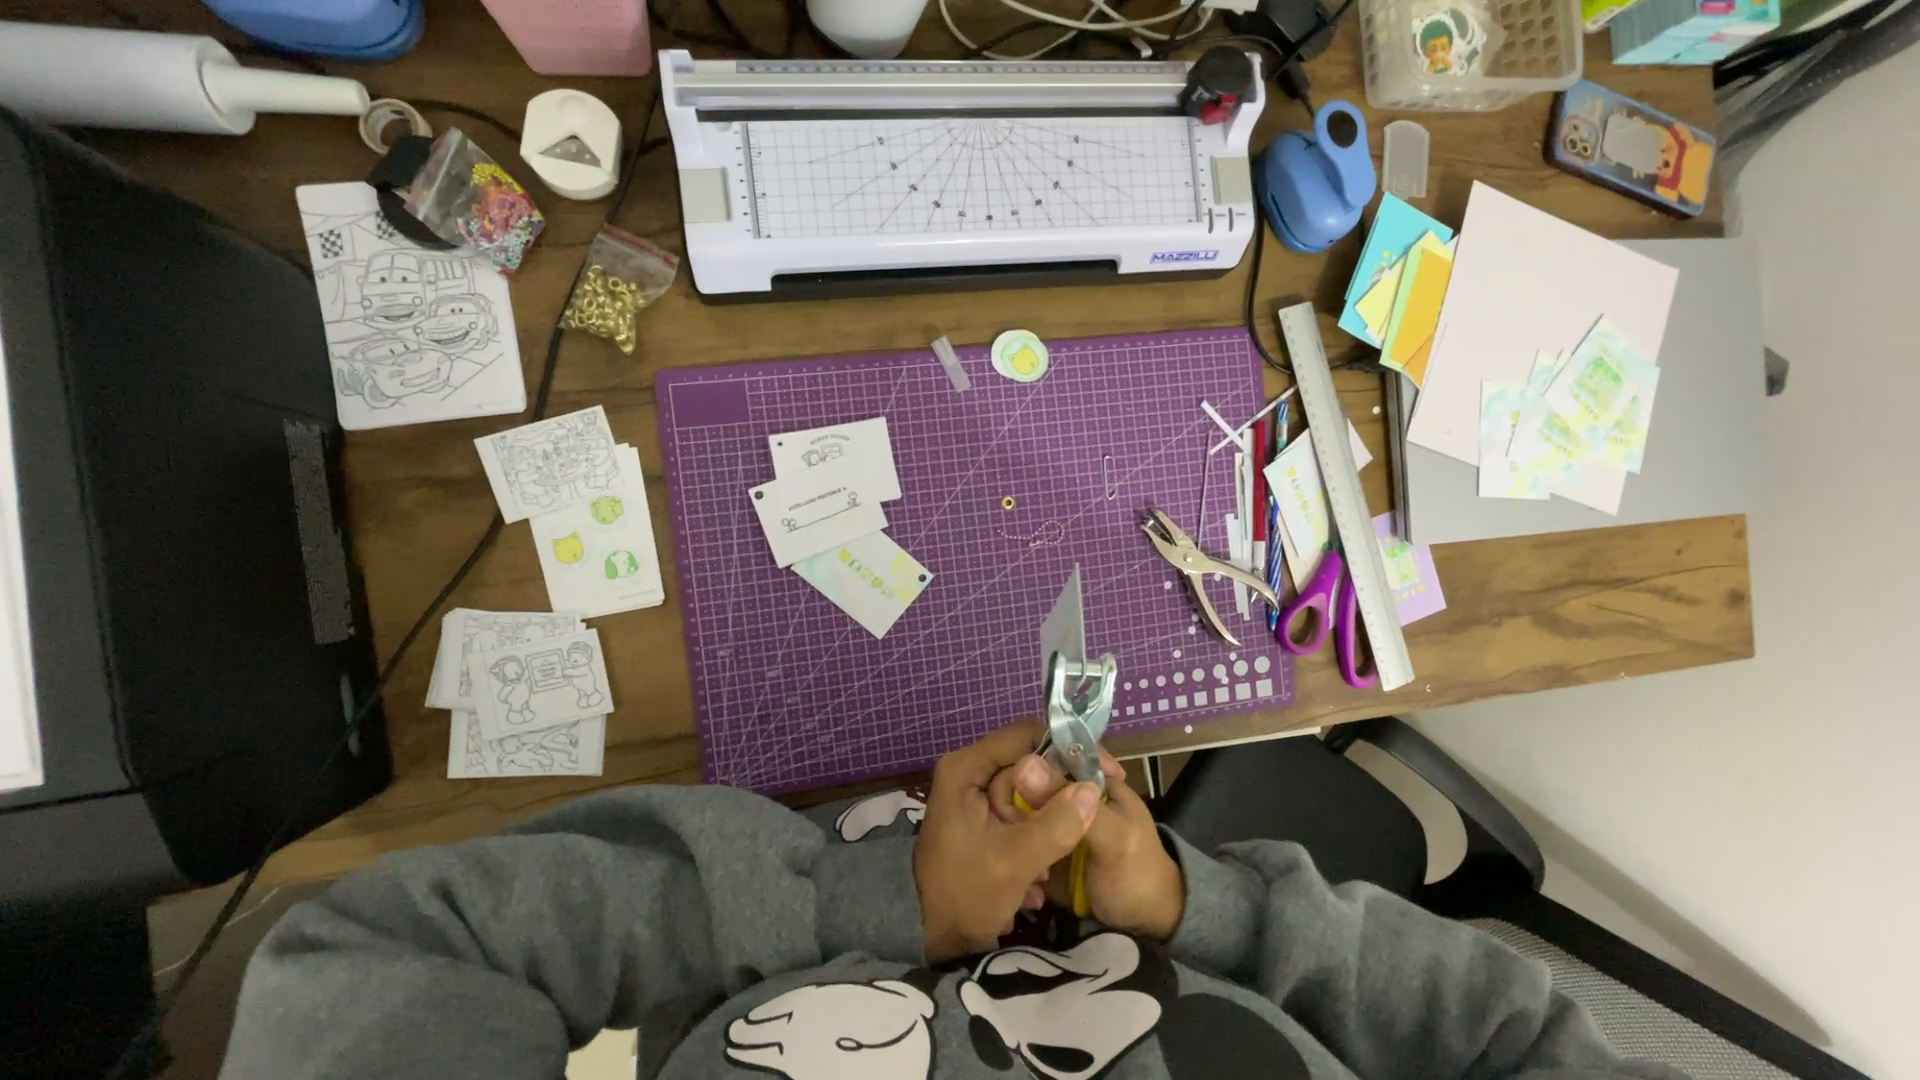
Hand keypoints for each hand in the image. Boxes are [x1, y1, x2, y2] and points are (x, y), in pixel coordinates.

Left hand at [914, 720, 1101, 963]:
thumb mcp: (1015, 862)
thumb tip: (1092, 789)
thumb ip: (1054, 825)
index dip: (1070, 749)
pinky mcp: (982, 817)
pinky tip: (1037, 880)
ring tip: (1052, 865)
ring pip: (1030, 792)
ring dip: (1047, 825)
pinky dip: (1034, 838)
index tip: (1104, 775)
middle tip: (1085, 826)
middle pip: (1031, 764)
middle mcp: (970, 770)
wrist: (926, 935)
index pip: (1028, 734)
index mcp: (968, 767)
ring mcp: (975, 794)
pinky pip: (1020, 813)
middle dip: (1057, 797)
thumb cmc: (964, 894)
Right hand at [990, 749, 1185, 940]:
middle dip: (1004, 797)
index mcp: (1087, 779)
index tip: (995, 779)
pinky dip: (1005, 849)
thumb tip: (1025, 765)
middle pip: (1024, 781)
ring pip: (1014, 810)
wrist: (1143, 923)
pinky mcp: (1039, 850)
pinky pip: (1015, 840)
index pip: (1046, 753)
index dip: (1021, 760)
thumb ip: (1071, 807)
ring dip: (1001, 825)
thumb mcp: (1112, 838)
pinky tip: (993, 858)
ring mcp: (1050, 823)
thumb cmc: (1138, 873)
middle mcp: (1065, 795)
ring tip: (989, 842)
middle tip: (990, 820)